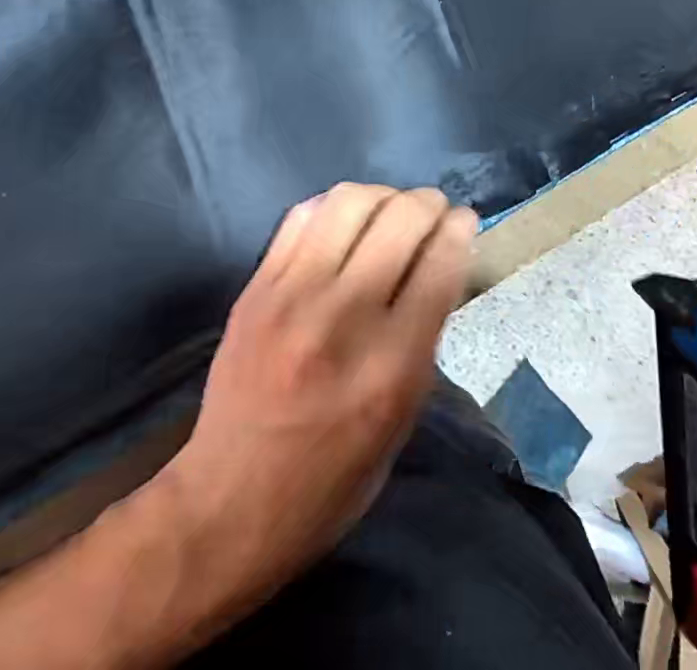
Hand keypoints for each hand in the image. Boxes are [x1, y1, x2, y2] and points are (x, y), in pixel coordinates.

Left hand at [154, 183, 477, 586]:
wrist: (230, 500)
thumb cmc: (333, 480)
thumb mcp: (403, 422)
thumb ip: (423, 341)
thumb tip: (437, 269)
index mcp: (393, 366)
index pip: (441, 264)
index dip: (461, 230)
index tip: (465, 222)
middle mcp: (344, 319)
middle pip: (401, 220)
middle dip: (429, 204)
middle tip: (434, 212)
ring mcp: (292, 297)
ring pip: (349, 203)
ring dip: (382, 196)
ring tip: (390, 211)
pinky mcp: (255, 289)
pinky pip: (300, 217)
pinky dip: (333, 208)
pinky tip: (344, 224)